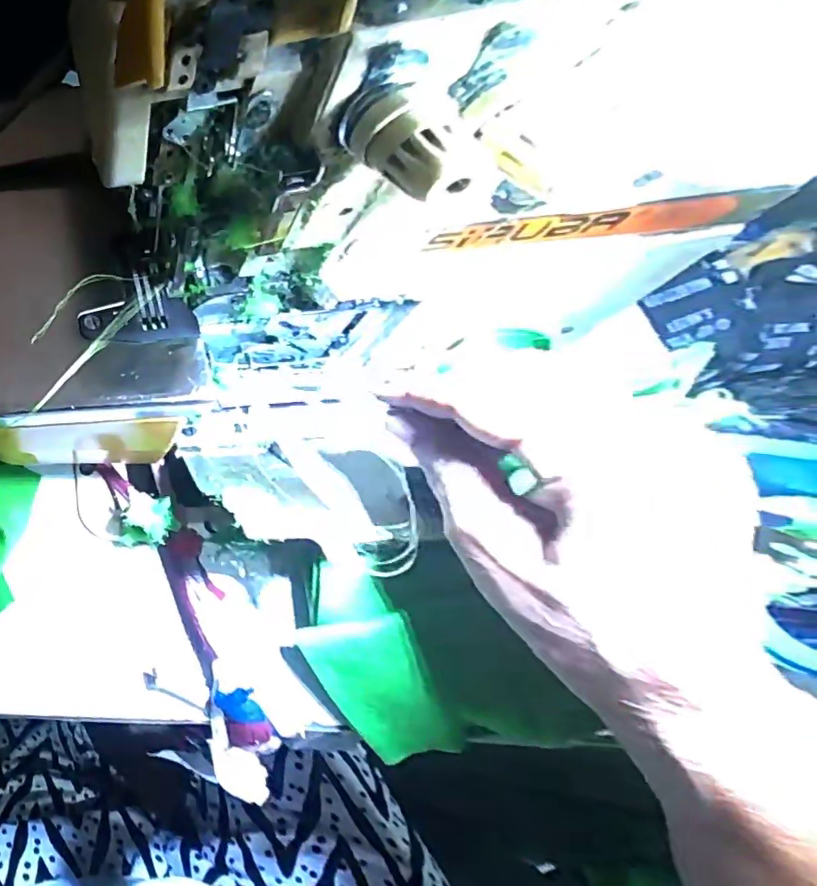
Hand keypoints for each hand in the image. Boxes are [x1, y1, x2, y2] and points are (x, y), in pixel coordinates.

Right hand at [385, 362, 816, 885]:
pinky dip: (536, 410)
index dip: (429, 391)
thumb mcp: (493, 549)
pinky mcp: (691, 458)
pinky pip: (597, 409)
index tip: (377, 389)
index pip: (497, 401)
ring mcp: (686, 446)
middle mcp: (659, 440)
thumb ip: (448, 470)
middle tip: (399, 399)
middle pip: (533, 381)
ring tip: (435, 410)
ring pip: (565, 387)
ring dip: (494, 393)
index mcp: (609, 466)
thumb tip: (399, 420)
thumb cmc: (580, 628)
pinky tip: (496, 428)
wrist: (694, 689)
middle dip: (458, 384)